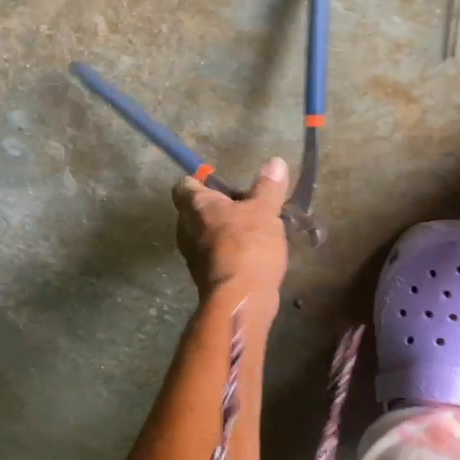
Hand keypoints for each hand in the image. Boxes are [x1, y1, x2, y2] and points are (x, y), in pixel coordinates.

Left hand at [173, 157, 289, 299]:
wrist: (241, 297)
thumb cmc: (248, 245)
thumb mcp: (265, 210)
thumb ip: (268, 187)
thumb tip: (275, 162)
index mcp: (194, 206)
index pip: (184, 185)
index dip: (201, 181)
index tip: (224, 184)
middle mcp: (185, 229)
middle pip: (196, 211)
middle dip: (219, 208)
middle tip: (247, 207)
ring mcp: (192, 256)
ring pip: (206, 235)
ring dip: (225, 232)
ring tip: (255, 231)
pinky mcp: (204, 277)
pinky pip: (215, 256)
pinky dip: (230, 253)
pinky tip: (254, 255)